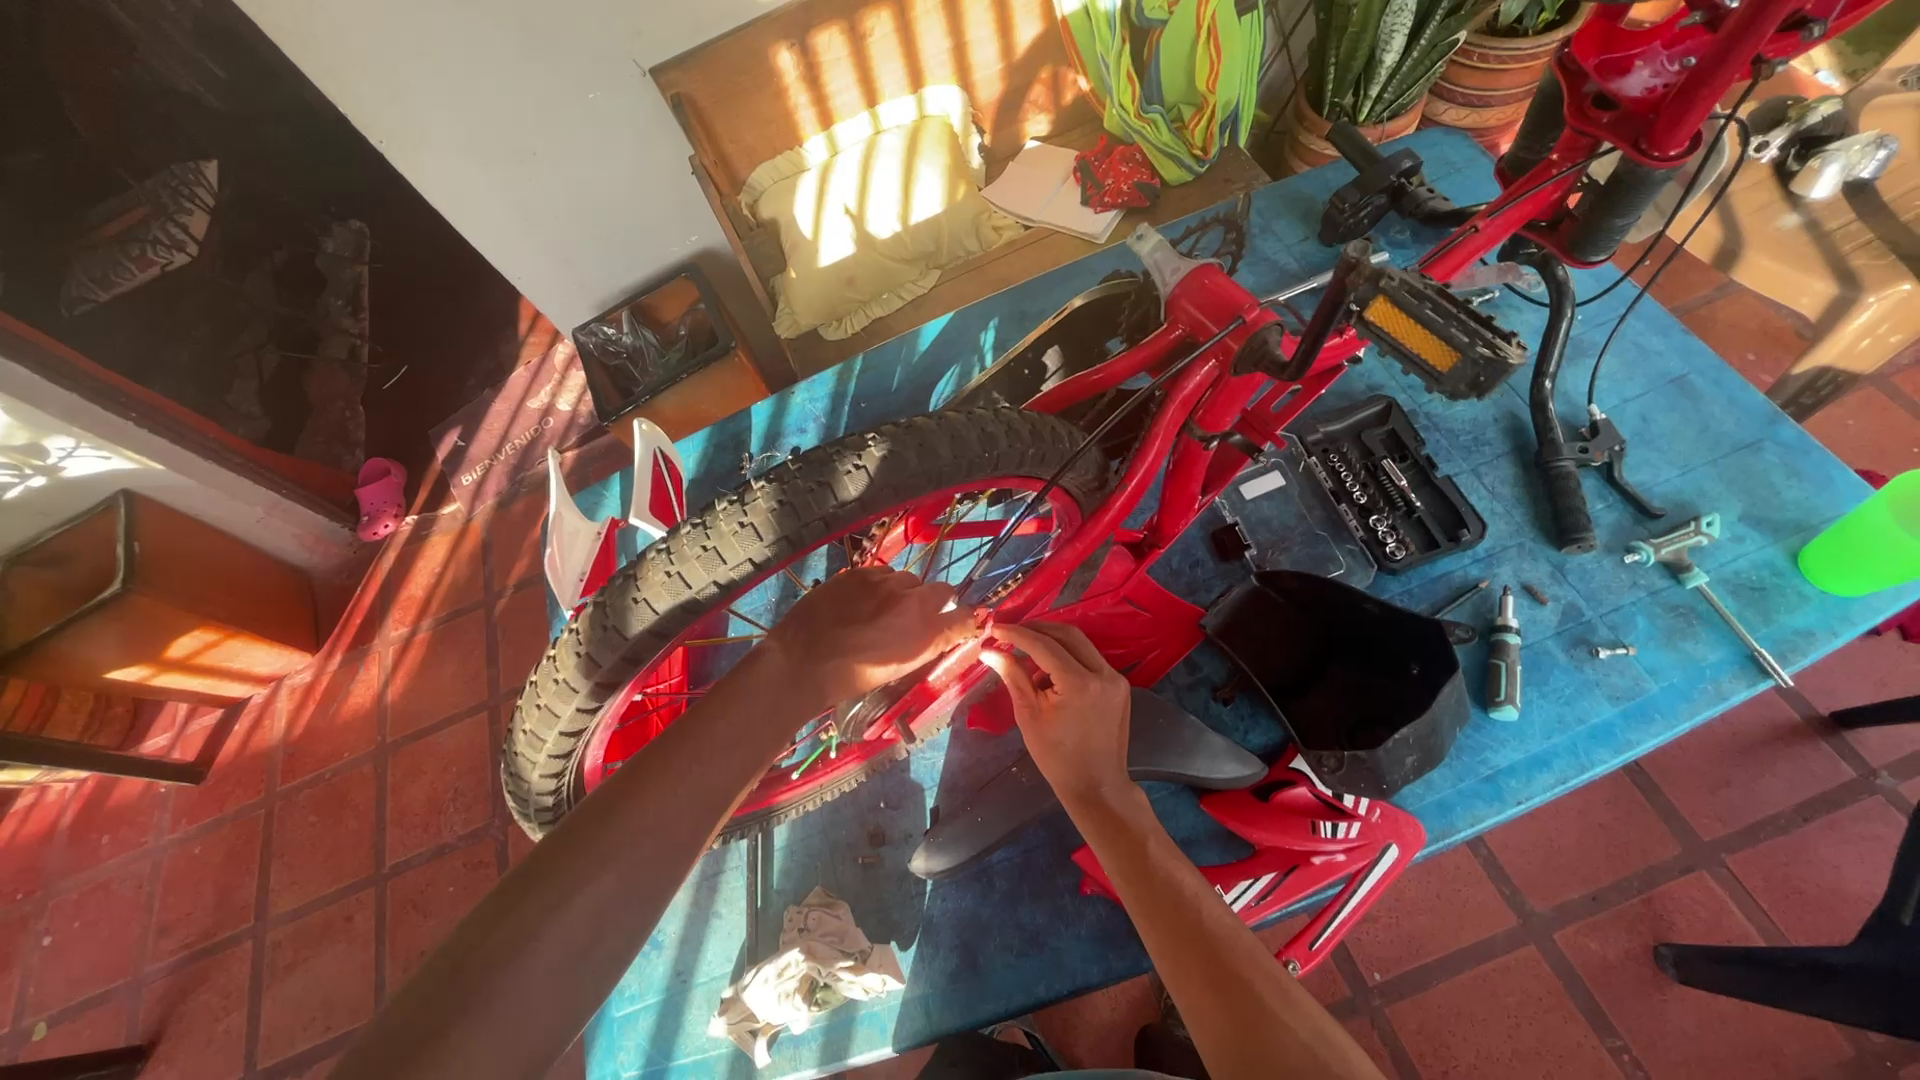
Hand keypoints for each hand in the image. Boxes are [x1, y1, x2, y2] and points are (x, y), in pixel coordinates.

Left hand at [762, 567, 977, 708]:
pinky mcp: (859, 573)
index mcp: (925, 633)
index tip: (956, 625)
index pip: (965, 616)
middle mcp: (911, 601)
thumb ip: (927, 645)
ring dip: (906, 591)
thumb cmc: (850, 678)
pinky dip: (880, 586)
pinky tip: (864, 601)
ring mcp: (884, 582)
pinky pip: (882, 573)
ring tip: (886, 609)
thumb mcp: (899, 668)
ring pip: (910, 579)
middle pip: (942, 591)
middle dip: (936, 602)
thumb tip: (946, 631)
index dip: (963, 620)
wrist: (801, 663)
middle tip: (917, 618)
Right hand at [980, 622, 1132, 805]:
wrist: (1096, 786)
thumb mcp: (1029, 715)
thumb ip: (1013, 676)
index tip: (995, 628)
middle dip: (1037, 629)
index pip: (1044, 645)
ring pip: (1081, 644)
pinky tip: (1049, 669)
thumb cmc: (1057, 757)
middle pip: (1067, 634)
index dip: (1017, 634)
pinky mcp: (1120, 685)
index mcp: (1080, 684)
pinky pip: (1090, 659)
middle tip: (1011, 632)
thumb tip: (990, 650)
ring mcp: (1116, 679)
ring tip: (1026, 650)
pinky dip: (1068, 657)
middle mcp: (1103, 674)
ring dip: (1053, 641)